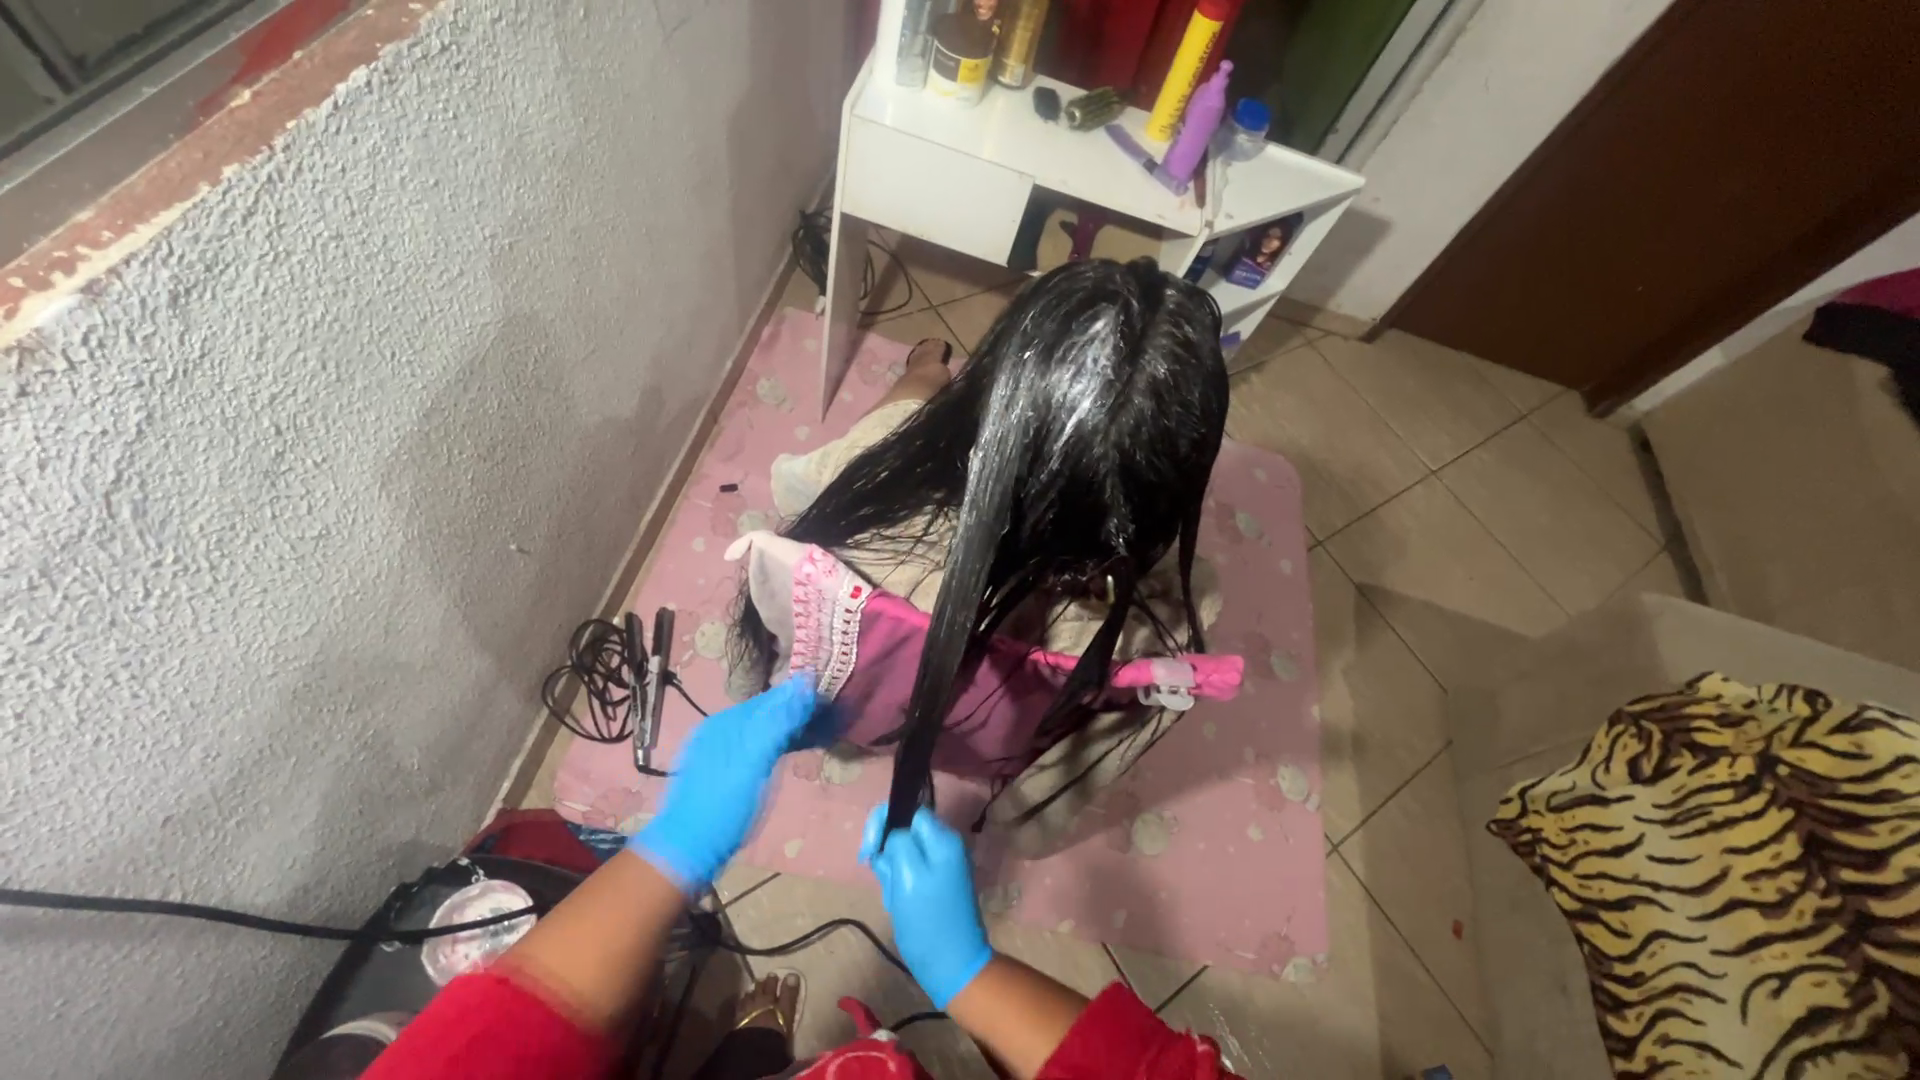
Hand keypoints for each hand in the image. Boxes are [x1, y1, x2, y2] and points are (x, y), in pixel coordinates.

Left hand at [630, 674, 817, 891]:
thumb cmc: (724, 806)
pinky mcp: (726, 769)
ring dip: (793, 728)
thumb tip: (806, 682)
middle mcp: (723, 729)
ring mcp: (722, 749)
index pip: (774, 697)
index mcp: (728, 722)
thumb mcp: (754, 761)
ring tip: (822, 733)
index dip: (804, 696)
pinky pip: (759, 745)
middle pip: (769, 711)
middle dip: (800, 712)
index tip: (833, 702)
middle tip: (833, 719)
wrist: (688, 851)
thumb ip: (779, 720)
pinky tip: (795, 749)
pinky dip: (780, 743)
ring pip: (765, 728)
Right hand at [860, 805, 993, 1008]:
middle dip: (886, 854)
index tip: (869, 849)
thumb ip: (899, 841)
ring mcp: (938, 866)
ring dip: (890, 874)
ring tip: (895, 898)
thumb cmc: (927, 919)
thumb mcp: (907, 874)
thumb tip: (895, 831)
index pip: (909, 812)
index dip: (885, 823)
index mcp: (943, 838)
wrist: (951, 964)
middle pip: (902, 832)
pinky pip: (906, 874)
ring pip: (900, 855)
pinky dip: (896, 886)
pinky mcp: (932, 885)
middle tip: (886, 879)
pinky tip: (898, 905)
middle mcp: (943, 846)